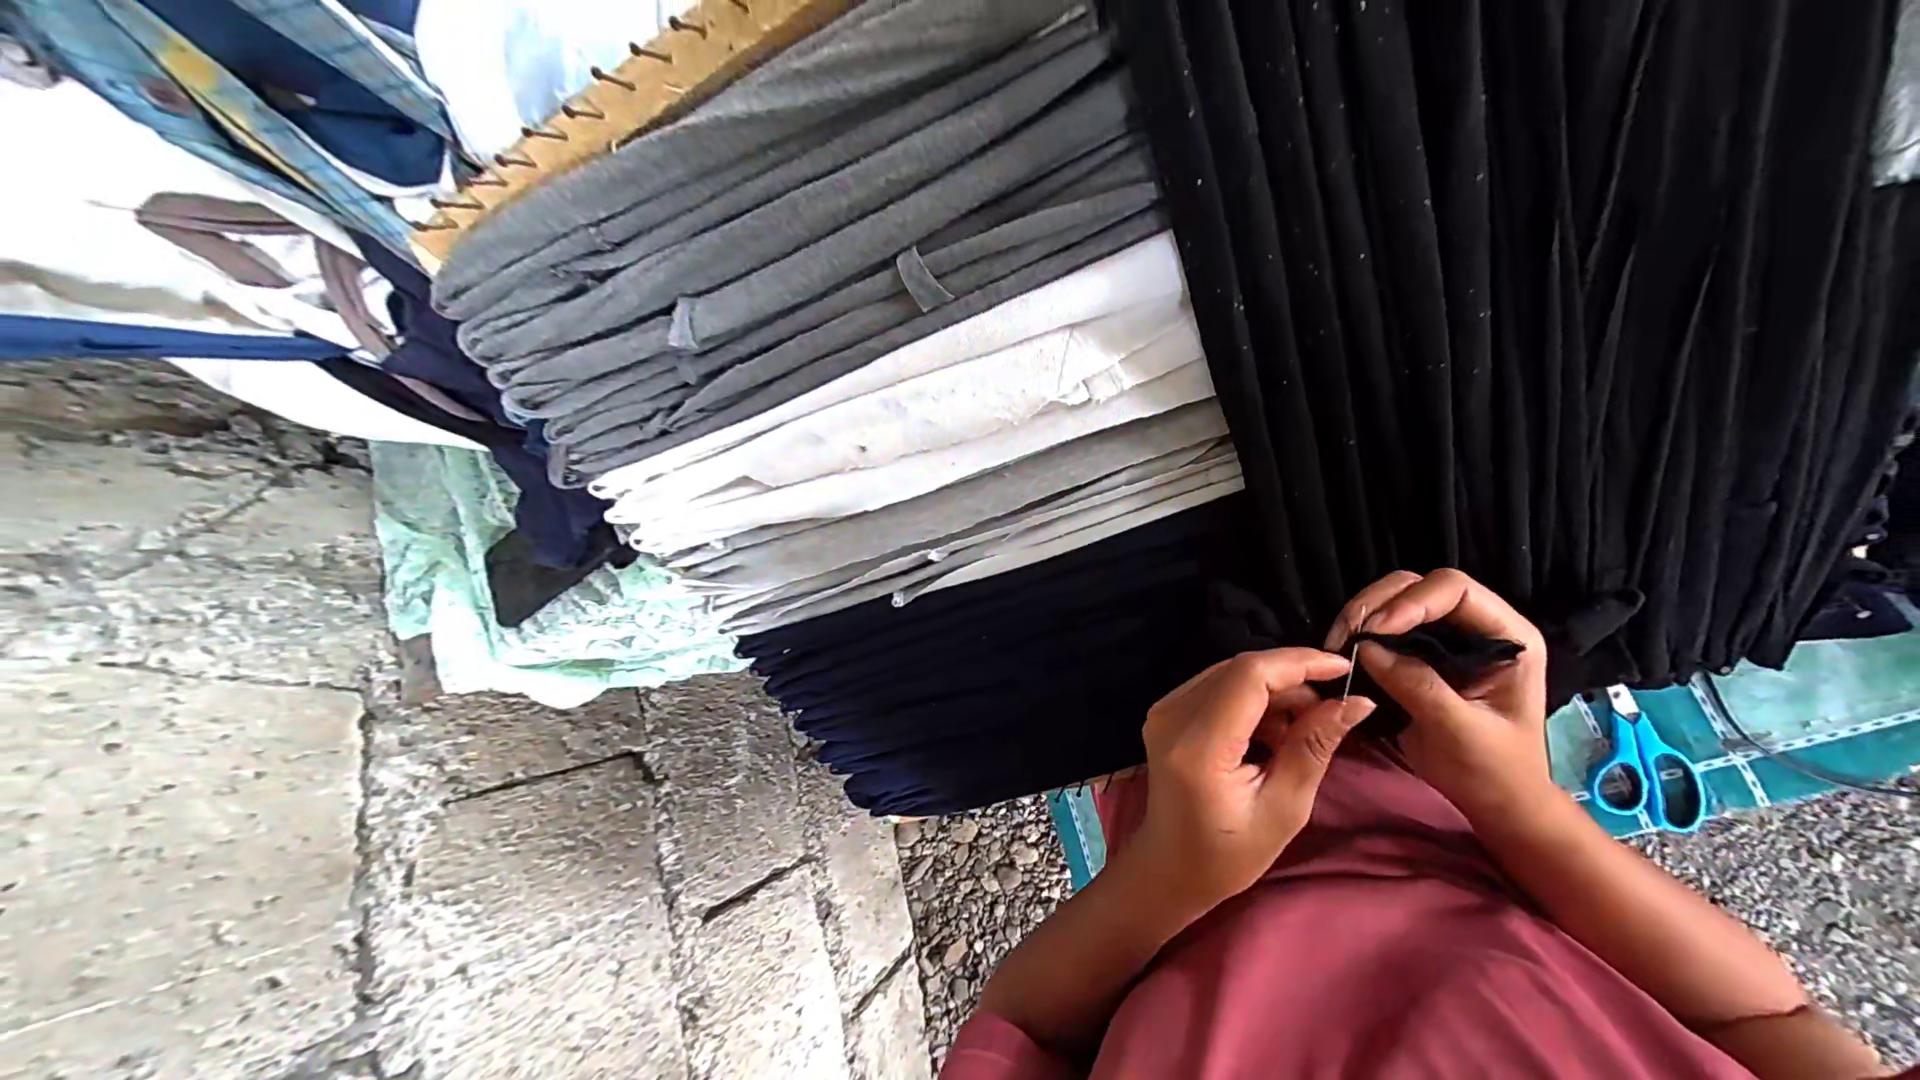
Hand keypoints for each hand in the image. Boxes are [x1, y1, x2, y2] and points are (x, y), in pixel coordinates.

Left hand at [1129, 648, 1375, 914]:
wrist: (1170, 864)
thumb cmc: (1229, 852)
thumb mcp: (1284, 807)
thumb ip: (1313, 746)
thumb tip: (1356, 701)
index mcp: (1198, 744)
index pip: (1248, 676)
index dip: (1298, 663)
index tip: (1344, 668)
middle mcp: (1172, 715)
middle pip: (1238, 669)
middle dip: (1291, 678)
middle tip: (1328, 711)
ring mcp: (1163, 709)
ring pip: (1229, 673)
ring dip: (1272, 690)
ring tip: (1299, 731)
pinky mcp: (1165, 710)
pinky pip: (1216, 685)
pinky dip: (1250, 698)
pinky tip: (1270, 731)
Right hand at [1326, 568, 1557, 824]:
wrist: (1493, 798)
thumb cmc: (1493, 769)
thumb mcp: (1460, 732)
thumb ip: (1418, 686)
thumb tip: (1366, 649)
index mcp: (1505, 637)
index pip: (1455, 590)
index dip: (1412, 602)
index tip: (1375, 631)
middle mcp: (1474, 626)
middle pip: (1415, 586)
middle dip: (1375, 605)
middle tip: (1345, 637)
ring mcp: (1443, 636)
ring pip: (1391, 599)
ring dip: (1359, 616)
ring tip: (1337, 644)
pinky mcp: (1416, 650)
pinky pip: (1379, 623)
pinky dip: (1355, 631)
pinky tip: (1340, 650)